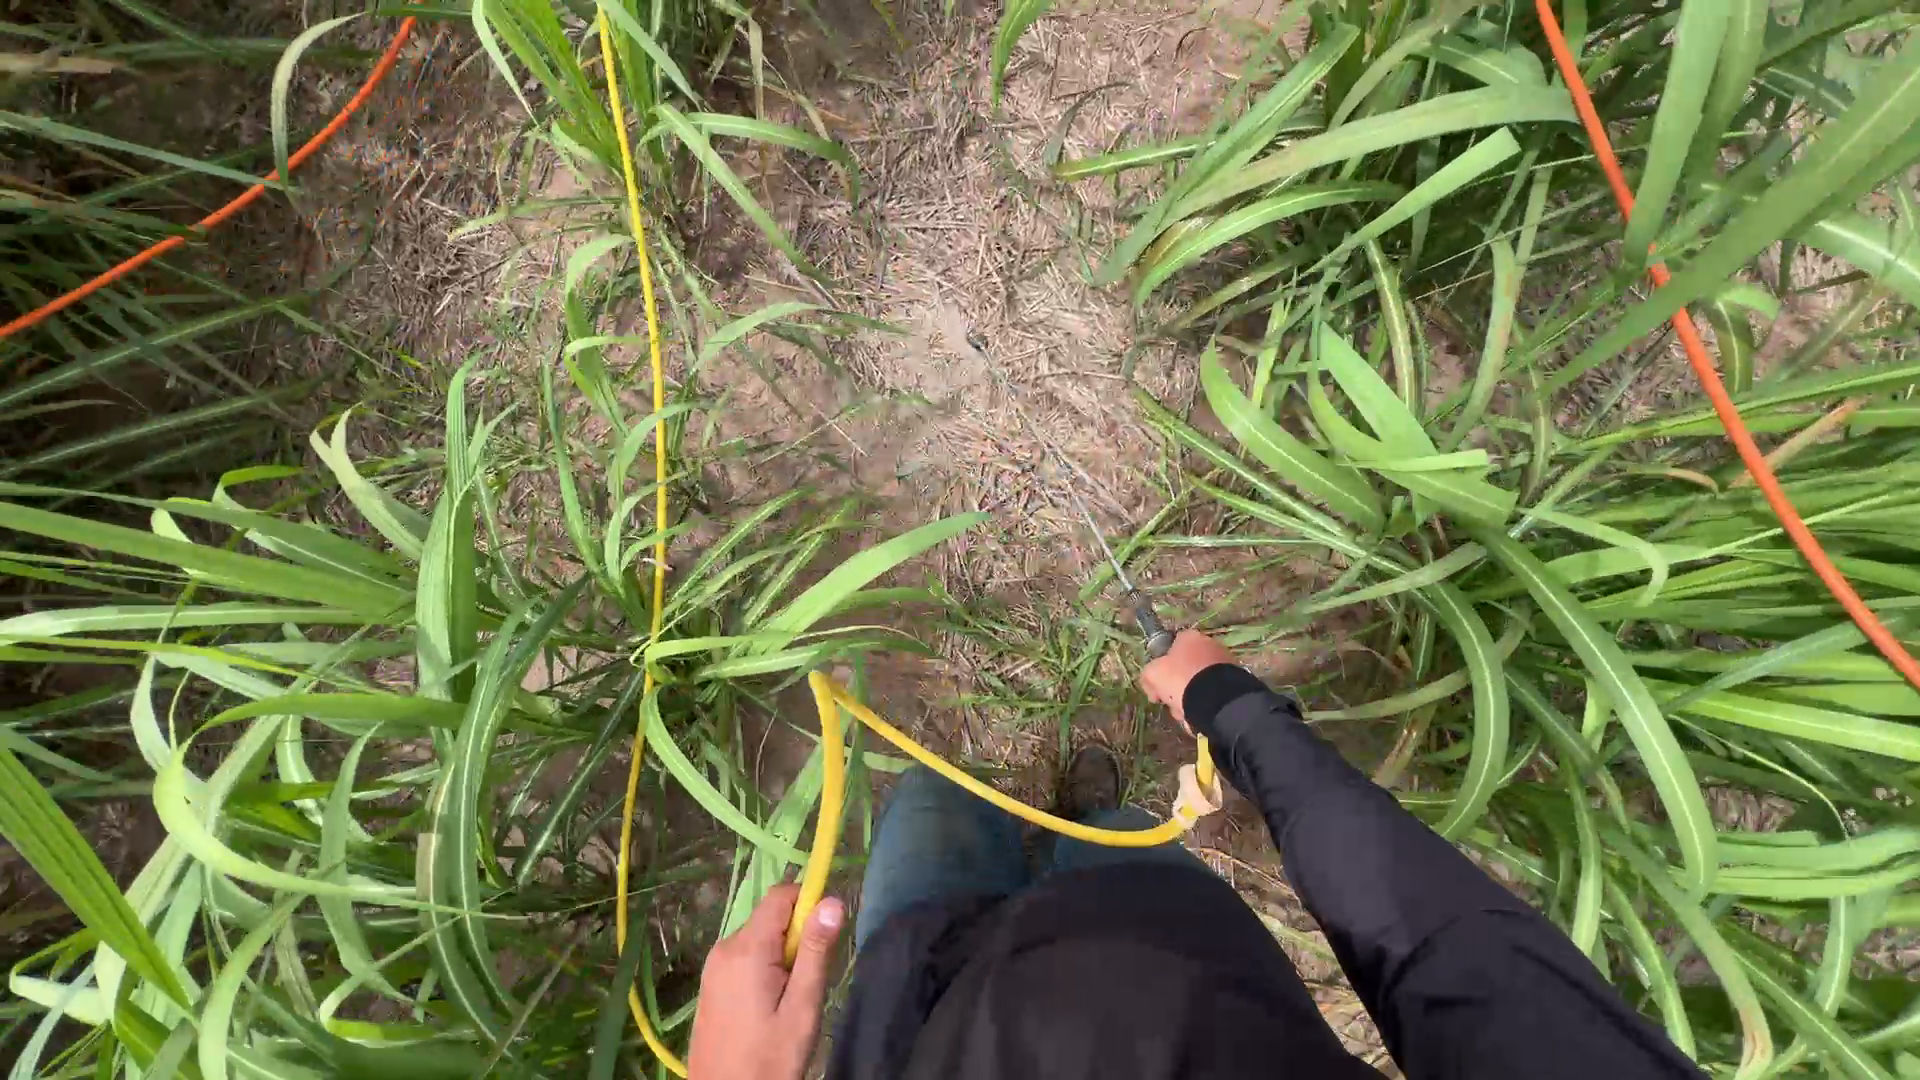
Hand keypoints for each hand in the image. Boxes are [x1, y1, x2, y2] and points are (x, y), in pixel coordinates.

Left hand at [687, 884, 844, 1079]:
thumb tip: (833, 899)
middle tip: (808, 979)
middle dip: (796, 936)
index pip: (782, 894)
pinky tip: (769, 1007)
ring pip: (760, 938)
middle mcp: (724, 947)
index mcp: (746, 948)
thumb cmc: (769, 1060)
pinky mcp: (710, 985)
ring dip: (781, 955)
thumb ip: (816, 951)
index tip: (826, 934)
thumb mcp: (802, 1007)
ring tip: (790, 999)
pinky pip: (745, 957)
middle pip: (771, 916)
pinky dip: (764, 968)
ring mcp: (713, 967)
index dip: (809, 902)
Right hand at [1139, 630, 1234, 733]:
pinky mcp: (1237, 680)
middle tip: (1170, 701)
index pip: (1170, 648)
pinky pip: (1214, 691)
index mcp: (1189, 637)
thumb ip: (1148, 674)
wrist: (1218, 699)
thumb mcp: (1153, 675)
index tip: (1158, 685)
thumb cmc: (1181, 679)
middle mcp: (1209, 644)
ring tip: (1186, 713)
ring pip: (1199, 681)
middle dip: (1176, 685)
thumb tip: (1152, 682)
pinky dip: (1207, 702)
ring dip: (1190, 697)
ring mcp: (1225, 662)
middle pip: (1185, 666)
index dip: (1162, 667)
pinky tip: (1201, 714)